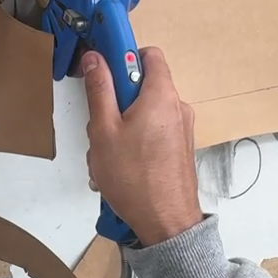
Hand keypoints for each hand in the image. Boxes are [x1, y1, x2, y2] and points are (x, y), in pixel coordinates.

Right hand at [82, 46, 202, 244]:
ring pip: (145, 110)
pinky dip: (135, 137)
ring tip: (107, 150)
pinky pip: (153, 130)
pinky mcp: (180, 148)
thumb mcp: (104, 130)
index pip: (147, 54)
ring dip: (122, 122)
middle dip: (116, 96)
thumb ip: (99, 89)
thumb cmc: (134, 178)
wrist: (166, 223)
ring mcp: (182, 129)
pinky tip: (120, 163)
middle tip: (99, 120)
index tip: (101, 64)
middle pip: (143, 84)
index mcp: (161, 95)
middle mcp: (178, 107)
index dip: (122, 54)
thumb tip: (95, 59)